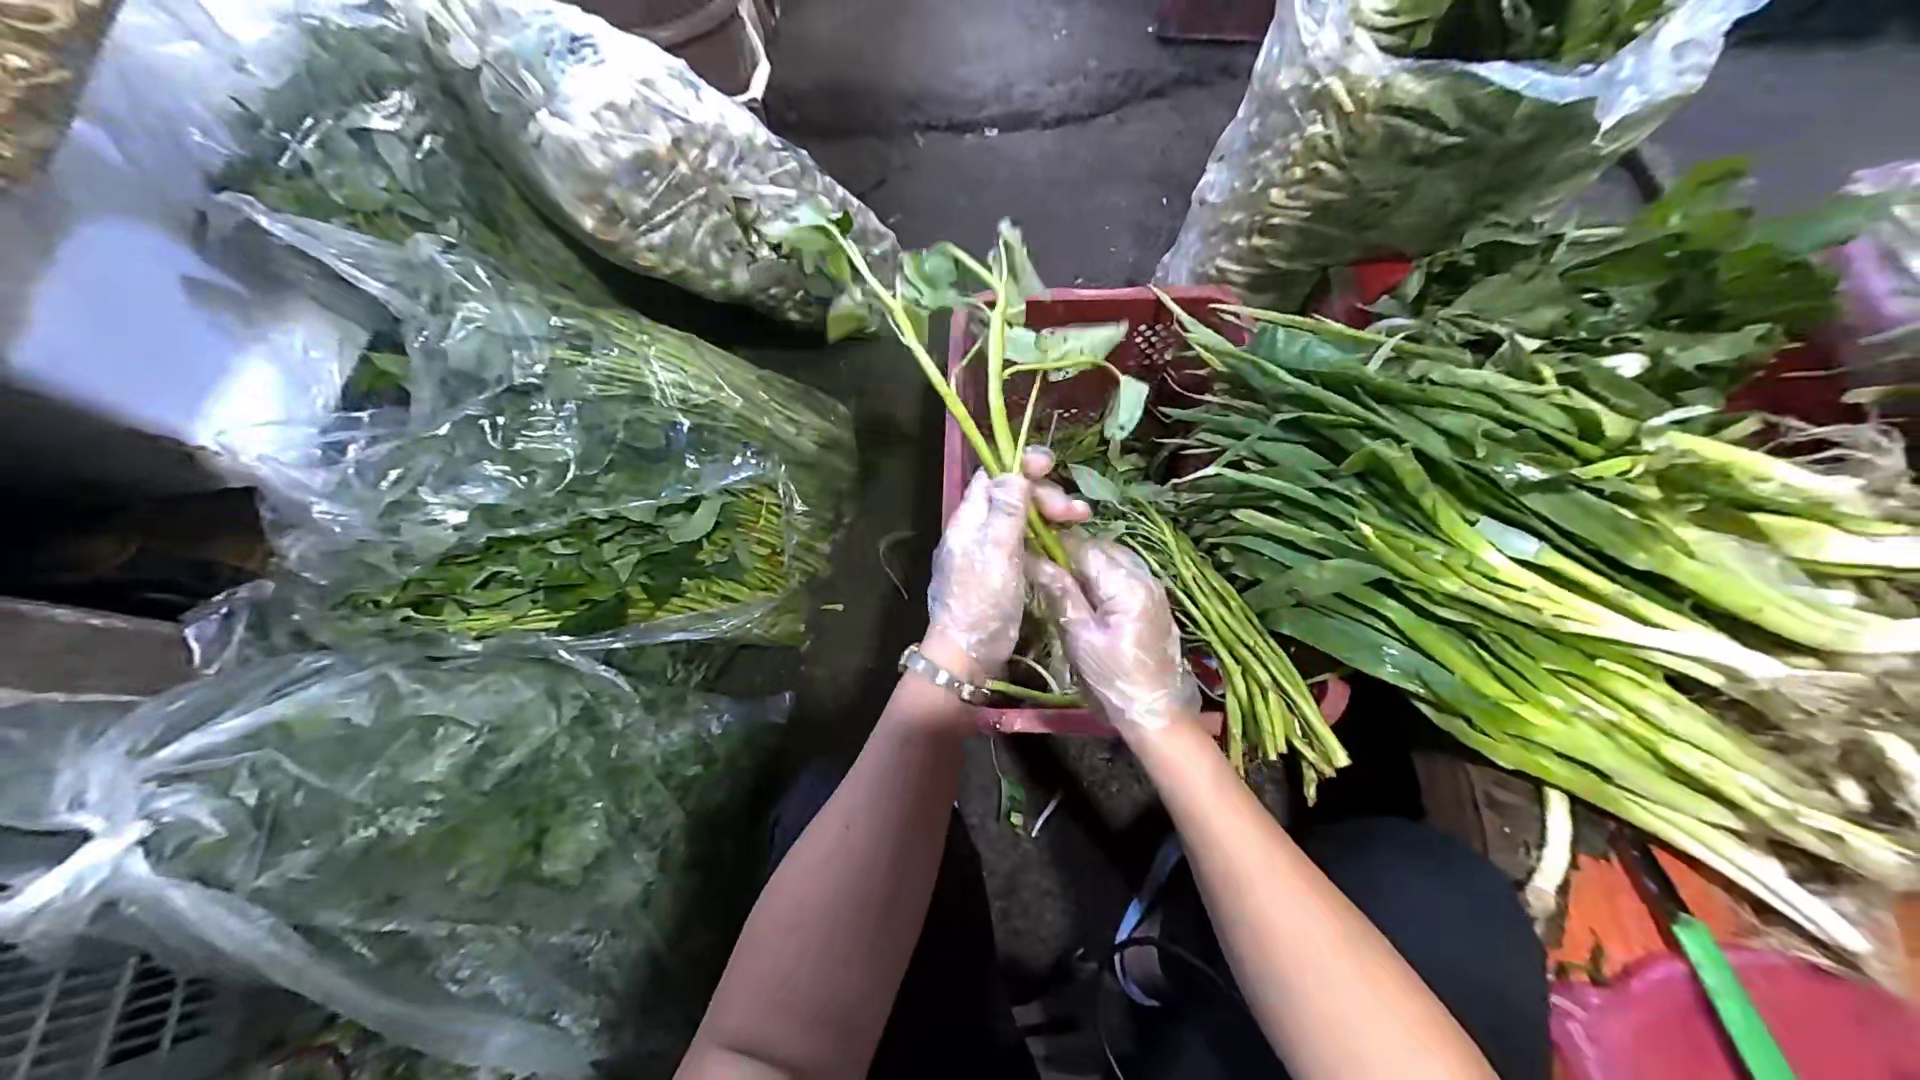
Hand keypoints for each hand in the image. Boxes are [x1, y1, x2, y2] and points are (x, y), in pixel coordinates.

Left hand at [923, 449, 1089, 680]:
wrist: (967, 656)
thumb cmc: (979, 603)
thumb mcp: (994, 553)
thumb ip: (1005, 512)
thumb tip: (1013, 472)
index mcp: (970, 519)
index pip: (993, 476)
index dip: (1021, 465)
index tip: (1050, 466)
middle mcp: (979, 529)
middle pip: (1014, 495)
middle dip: (1046, 495)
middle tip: (1076, 512)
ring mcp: (992, 551)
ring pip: (1024, 518)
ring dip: (1052, 514)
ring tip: (1082, 520)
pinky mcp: (1005, 572)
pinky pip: (1028, 542)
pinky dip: (1048, 536)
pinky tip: (1068, 541)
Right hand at [1027, 536, 1200, 737]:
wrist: (1154, 712)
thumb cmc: (1112, 678)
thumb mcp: (1080, 636)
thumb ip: (1060, 592)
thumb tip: (1033, 559)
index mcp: (1127, 584)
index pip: (1085, 548)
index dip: (1055, 546)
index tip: (1030, 552)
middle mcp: (1145, 576)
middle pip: (1101, 548)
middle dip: (1071, 554)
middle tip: (1044, 571)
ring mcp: (1153, 587)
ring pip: (1113, 559)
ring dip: (1086, 564)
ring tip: (1062, 584)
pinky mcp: (1153, 600)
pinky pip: (1124, 573)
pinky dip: (1102, 576)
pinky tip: (1086, 596)